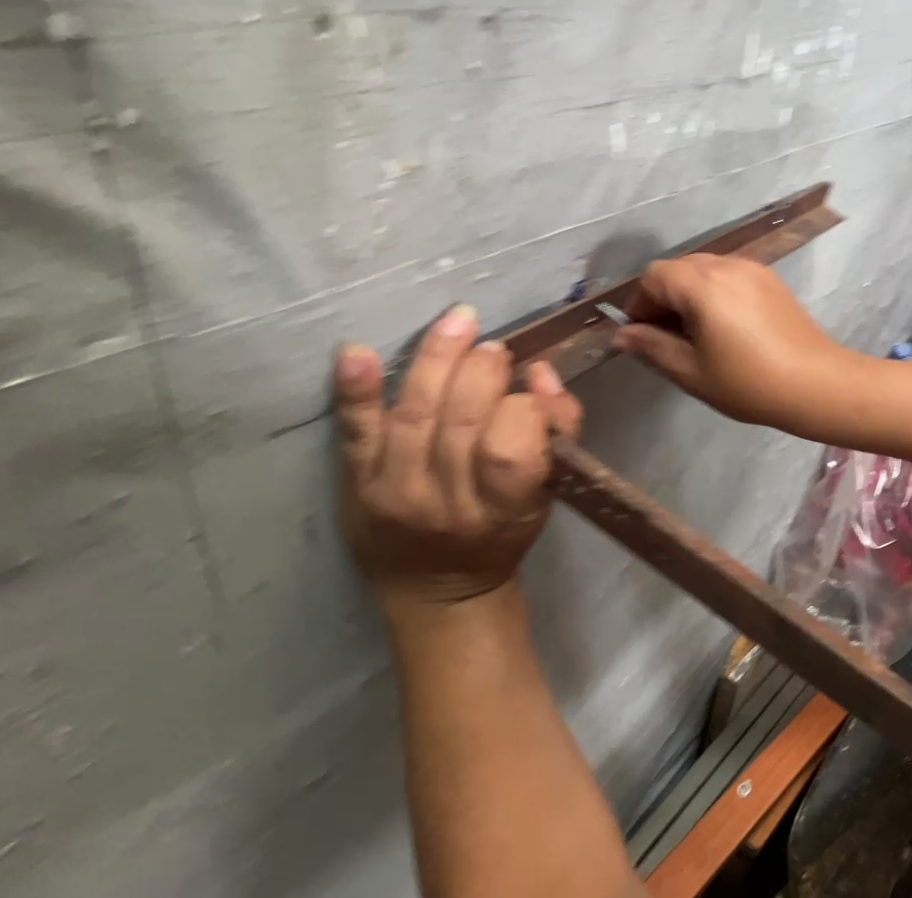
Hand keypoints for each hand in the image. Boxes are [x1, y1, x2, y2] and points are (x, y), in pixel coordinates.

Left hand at [334, 305, 583, 609]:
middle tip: (492, 346)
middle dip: (481, 371)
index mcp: (504, 508)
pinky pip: (354, 433)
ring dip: (435, 359)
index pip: (513, 447)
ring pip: (414, 413)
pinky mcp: (356, 485)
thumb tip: (540, 373)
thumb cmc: (505, 534)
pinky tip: (355, 351)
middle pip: (462, 421)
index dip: (526, 408)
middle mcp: (447, 502)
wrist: (437, 589)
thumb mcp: (548, 494)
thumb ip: (556, 433)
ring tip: (456, 323)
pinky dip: (354, 391)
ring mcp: (396, 492)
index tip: (531, 390)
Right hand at [613, 255, 857, 428]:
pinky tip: (725, 329)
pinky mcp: (772, 281)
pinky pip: (730, 276)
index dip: (639, 304)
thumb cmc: (749, 382)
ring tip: (696, 336)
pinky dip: (715, 293)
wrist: (817, 384)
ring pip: (705, 270)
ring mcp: (754, 270)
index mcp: (703, 284)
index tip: (642, 336)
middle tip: (667, 339)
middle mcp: (728, 265)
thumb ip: (652, 347)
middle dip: (663, 298)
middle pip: (679, 268)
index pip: (653, 277)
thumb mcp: (691, 372)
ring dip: (689, 295)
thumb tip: (621, 335)